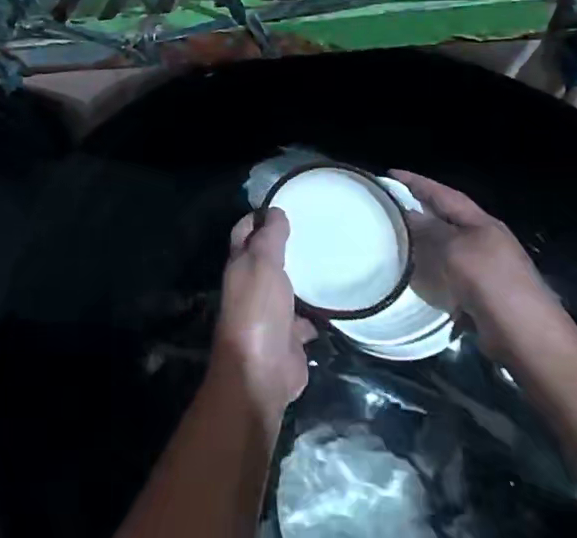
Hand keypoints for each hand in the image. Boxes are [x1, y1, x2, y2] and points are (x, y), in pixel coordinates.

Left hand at [212, 208, 316, 415]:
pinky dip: (317, 312)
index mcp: (240, 266)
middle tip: (315, 230)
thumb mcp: (262, 265)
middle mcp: (252, 286)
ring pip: (287, 288)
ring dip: (302, 278)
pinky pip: (305, 319)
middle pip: (266, 259)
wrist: (261, 372)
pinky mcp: (289, 337)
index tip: (283, 205)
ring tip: (330, 260)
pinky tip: (337, 302)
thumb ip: (269, 239)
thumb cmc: (258, 310)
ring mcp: (270, 313)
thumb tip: (275, 212)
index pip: (244, 232)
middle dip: (285, 246)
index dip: (258, 218)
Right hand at [393, 171, 576, 362]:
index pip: (444, 194)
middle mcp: (484, 240)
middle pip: (445, 218)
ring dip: (420, 240)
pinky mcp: (479, 291)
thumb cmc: (493, 283)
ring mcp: (484, 266)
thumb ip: (431, 229)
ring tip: (392, 235)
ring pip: (444, 245)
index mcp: (482, 223)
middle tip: (386, 204)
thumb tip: (408, 212)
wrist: (527, 337)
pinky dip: (427, 267)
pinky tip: (411, 270)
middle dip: (417, 209)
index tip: (389, 174)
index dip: (417, 182)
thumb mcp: (457, 250)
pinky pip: (445, 271)